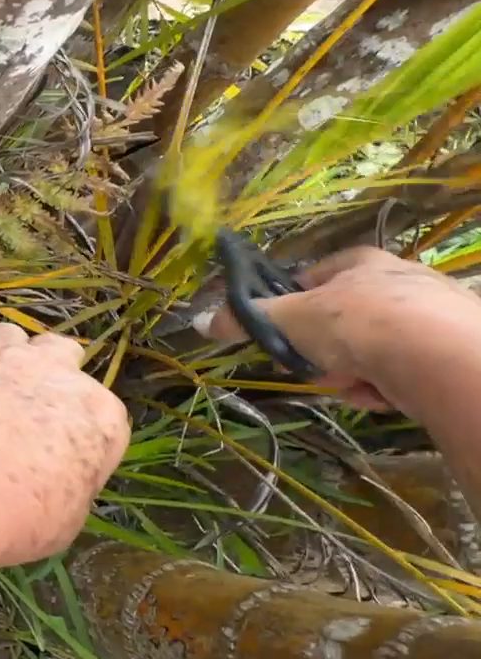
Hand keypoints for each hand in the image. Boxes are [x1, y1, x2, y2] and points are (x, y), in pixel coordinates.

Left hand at [0, 323, 128, 566]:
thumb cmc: (9, 518)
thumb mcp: (61, 519)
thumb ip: (64, 481)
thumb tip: (46, 476)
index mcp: (97, 415)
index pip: (97, 408)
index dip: (71, 423)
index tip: (49, 442)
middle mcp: (50, 371)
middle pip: (57, 353)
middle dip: (42, 370)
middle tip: (15, 402)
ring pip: (2, 334)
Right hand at [202, 247, 480, 414]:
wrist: (443, 360)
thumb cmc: (356, 323)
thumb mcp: (285, 318)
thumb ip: (244, 320)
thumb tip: (203, 322)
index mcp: (364, 263)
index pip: (318, 272)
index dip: (294, 296)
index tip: (282, 322)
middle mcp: (405, 282)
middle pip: (345, 314)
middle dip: (321, 344)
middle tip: (307, 361)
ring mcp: (438, 317)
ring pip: (374, 346)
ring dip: (350, 368)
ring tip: (346, 383)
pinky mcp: (459, 352)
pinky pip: (408, 369)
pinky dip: (387, 384)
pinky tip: (379, 394)